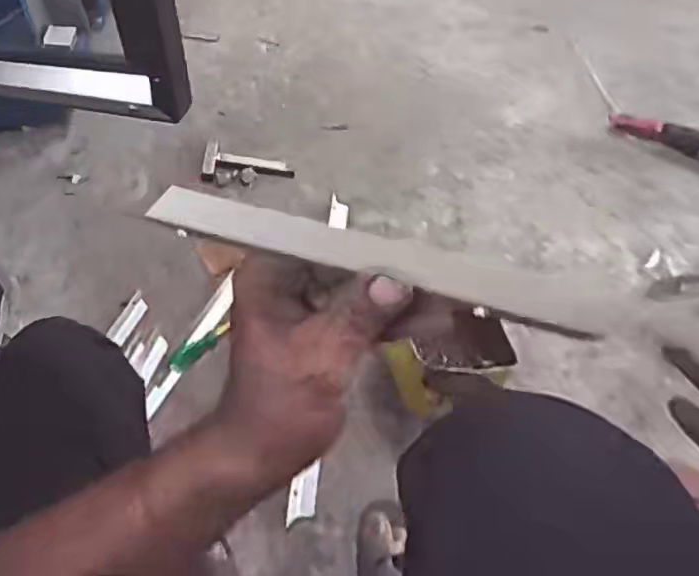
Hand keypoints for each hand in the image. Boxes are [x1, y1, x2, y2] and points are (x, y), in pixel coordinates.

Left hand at [207, 255, 415, 482]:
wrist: (262, 455)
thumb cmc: (276, 409)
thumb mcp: (322, 358)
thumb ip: (359, 317)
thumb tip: (395, 282)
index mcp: (266, 275)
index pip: (316, 242)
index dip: (359, 243)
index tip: (399, 244)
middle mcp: (280, 280)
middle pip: (338, 262)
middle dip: (383, 269)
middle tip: (426, 267)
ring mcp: (300, 302)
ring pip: (352, 286)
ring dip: (391, 295)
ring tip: (436, 291)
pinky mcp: (319, 326)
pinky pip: (355, 311)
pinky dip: (384, 317)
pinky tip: (424, 317)